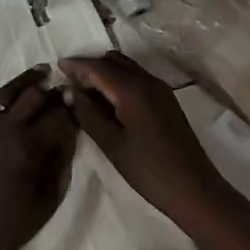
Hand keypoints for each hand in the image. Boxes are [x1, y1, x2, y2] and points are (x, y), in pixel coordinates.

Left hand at [0, 64, 77, 249]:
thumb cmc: (12, 222)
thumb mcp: (48, 198)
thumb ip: (61, 162)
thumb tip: (68, 137)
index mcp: (33, 146)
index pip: (61, 116)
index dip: (74, 110)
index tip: (82, 107)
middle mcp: (12, 128)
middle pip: (38, 97)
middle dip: (55, 93)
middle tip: (66, 91)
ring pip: (13, 91)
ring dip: (31, 81)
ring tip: (44, 73)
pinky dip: (10, 91)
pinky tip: (18, 91)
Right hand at [60, 52, 235, 231]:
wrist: (193, 187)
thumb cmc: (148, 169)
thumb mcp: (111, 144)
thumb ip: (88, 113)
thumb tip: (71, 91)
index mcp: (132, 89)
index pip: (98, 67)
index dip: (76, 65)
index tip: (57, 67)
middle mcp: (148, 81)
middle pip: (114, 61)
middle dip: (90, 66)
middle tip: (69, 80)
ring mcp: (160, 89)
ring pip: (127, 67)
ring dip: (106, 71)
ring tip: (85, 89)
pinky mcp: (166, 100)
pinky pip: (137, 78)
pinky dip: (119, 80)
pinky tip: (108, 99)